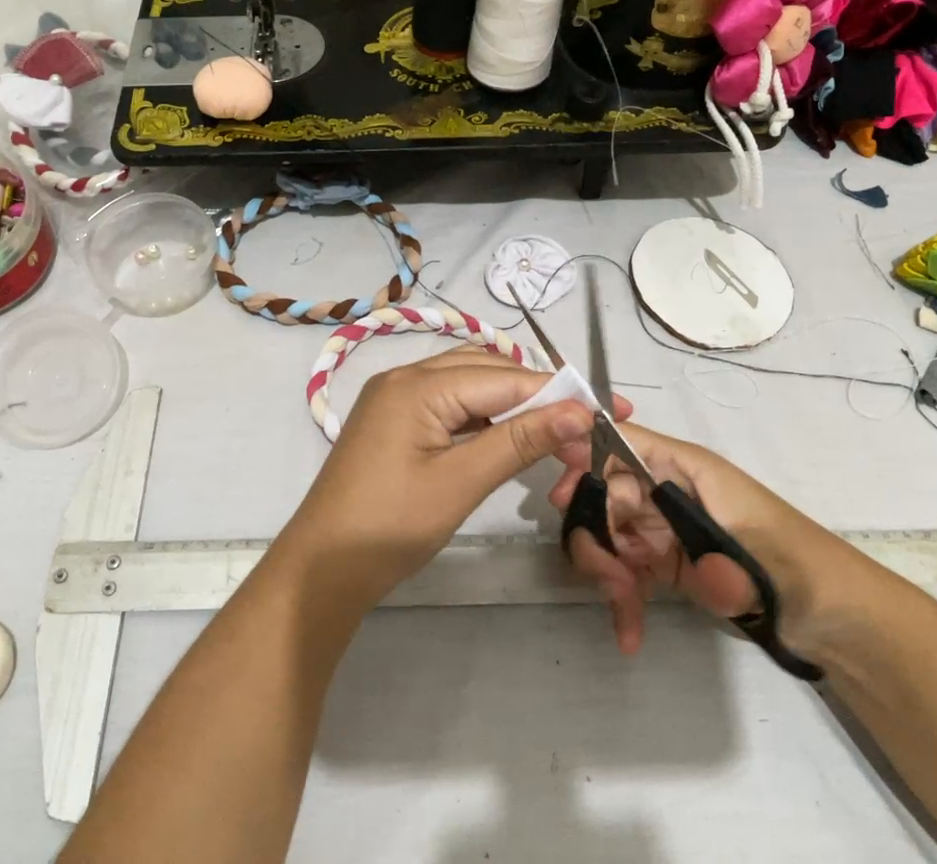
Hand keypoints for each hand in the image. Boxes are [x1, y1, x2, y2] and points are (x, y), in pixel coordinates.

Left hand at [278, 348, 626, 609]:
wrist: (325, 565)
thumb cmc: (391, 525)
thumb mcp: (461, 482)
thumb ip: (520, 440)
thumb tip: (579, 411)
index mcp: (417, 386)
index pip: (505, 378)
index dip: (561, 394)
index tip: (611, 412)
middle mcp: (404, 379)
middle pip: (486, 371)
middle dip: (539, 395)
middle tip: (587, 427)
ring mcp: (394, 399)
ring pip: (467, 385)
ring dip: (512, 404)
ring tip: (558, 431)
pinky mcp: (392, 422)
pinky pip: (448, 405)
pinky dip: (483, 417)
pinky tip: (510, 435)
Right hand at [549, 422, 855, 657]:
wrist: (840, 624)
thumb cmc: (809, 573)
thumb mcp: (774, 565)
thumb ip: (733, 572)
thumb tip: (703, 576)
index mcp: (693, 473)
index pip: (626, 446)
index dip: (587, 459)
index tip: (562, 496)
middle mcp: (671, 494)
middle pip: (605, 495)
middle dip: (594, 533)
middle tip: (605, 577)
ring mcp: (665, 531)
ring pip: (608, 536)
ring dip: (605, 572)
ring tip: (624, 609)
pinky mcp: (666, 566)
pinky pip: (625, 572)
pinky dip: (621, 601)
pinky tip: (628, 636)